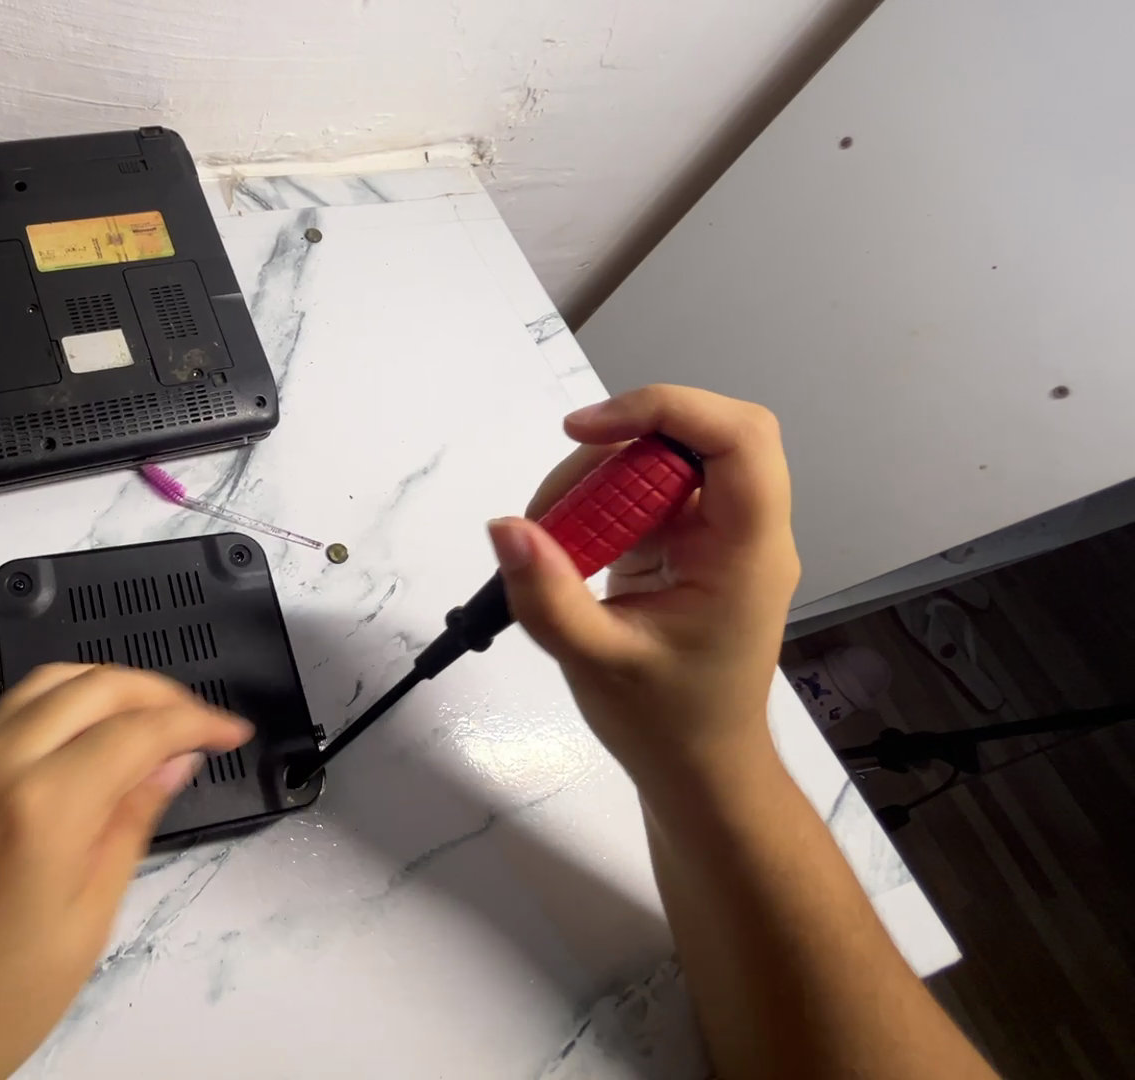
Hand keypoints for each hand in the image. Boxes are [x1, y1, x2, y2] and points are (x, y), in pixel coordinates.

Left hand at [0, 664, 252, 1079]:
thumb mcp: (88, 919)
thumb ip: (131, 822)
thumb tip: (171, 764)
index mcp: (43, 805)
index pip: (136, 730)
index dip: (196, 721)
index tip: (232, 731)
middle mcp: (0, 766)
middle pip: (95, 685)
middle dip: (159, 692)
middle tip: (201, 722)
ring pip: (51, 681)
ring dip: (111, 685)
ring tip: (154, 717)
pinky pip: (20, 707)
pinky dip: (70, 698)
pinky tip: (96, 731)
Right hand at [486, 385, 799, 793]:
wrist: (695, 765)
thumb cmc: (664, 721)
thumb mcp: (595, 658)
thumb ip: (547, 594)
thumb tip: (503, 528)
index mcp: (747, 551)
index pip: (737, 437)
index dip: (663, 409)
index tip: (582, 431)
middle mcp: (738, 531)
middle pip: (687, 442)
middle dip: (607, 458)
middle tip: (550, 511)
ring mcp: (708, 538)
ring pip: (652, 467)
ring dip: (589, 486)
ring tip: (547, 539)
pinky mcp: (678, 550)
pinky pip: (632, 501)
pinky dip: (588, 512)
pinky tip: (562, 551)